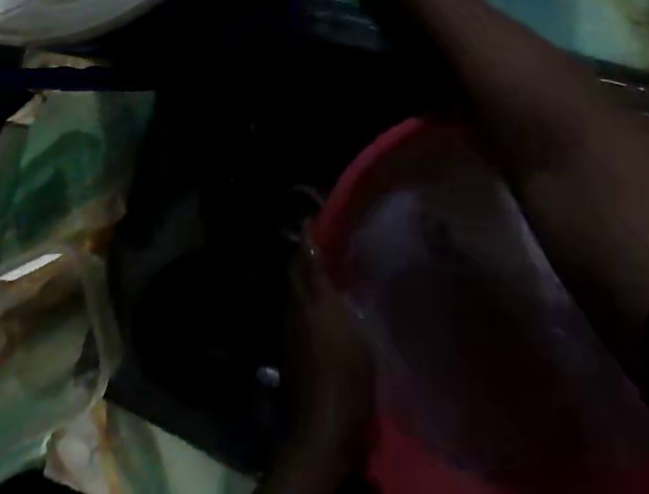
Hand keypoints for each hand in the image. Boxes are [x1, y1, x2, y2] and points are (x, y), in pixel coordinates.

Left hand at [283, 239, 371, 451]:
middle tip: (321, 241)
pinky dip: (309, 300)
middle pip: (296, 277)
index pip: (305, 262)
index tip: (311, 219)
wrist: (324, 428)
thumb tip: (331, 269)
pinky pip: (300, 314)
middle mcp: (296, 313)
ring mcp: (293, 336)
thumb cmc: (346, 376)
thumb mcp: (355, 331)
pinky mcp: (297, 355)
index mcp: (311, 302)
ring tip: (326, 268)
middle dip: (304, 257)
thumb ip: (340, 296)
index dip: (307, 240)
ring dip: (306, 278)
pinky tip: (325, 304)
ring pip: (296, 295)